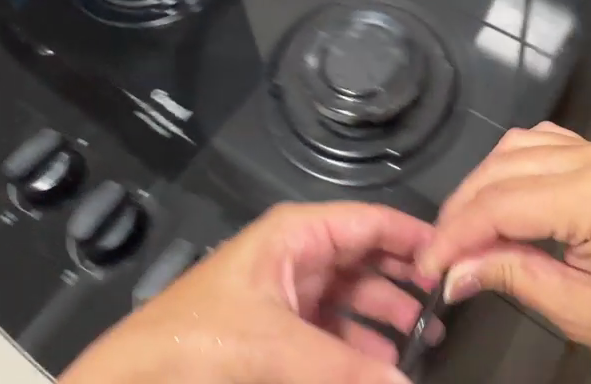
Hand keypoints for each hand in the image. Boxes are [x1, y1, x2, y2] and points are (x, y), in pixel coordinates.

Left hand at [63, 201, 437, 383]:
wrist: (137, 378)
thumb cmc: (201, 338)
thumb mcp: (277, 347)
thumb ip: (344, 369)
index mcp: (297, 234)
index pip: (368, 222)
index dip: (412, 236)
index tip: (453, 257)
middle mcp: (298, 254)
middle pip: (366, 261)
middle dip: (404, 286)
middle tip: (446, 313)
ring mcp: (291, 292)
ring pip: (354, 298)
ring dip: (386, 322)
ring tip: (424, 347)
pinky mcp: (282, 328)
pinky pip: (335, 331)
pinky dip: (359, 348)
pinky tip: (383, 369)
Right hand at [419, 124, 590, 383]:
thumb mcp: (580, 313)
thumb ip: (513, 276)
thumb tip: (454, 272)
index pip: (501, 203)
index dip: (456, 233)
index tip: (428, 264)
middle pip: (503, 167)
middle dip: (463, 208)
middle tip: (439, 253)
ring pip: (518, 147)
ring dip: (484, 184)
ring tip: (463, 230)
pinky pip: (544, 145)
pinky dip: (511, 167)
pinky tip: (500, 197)